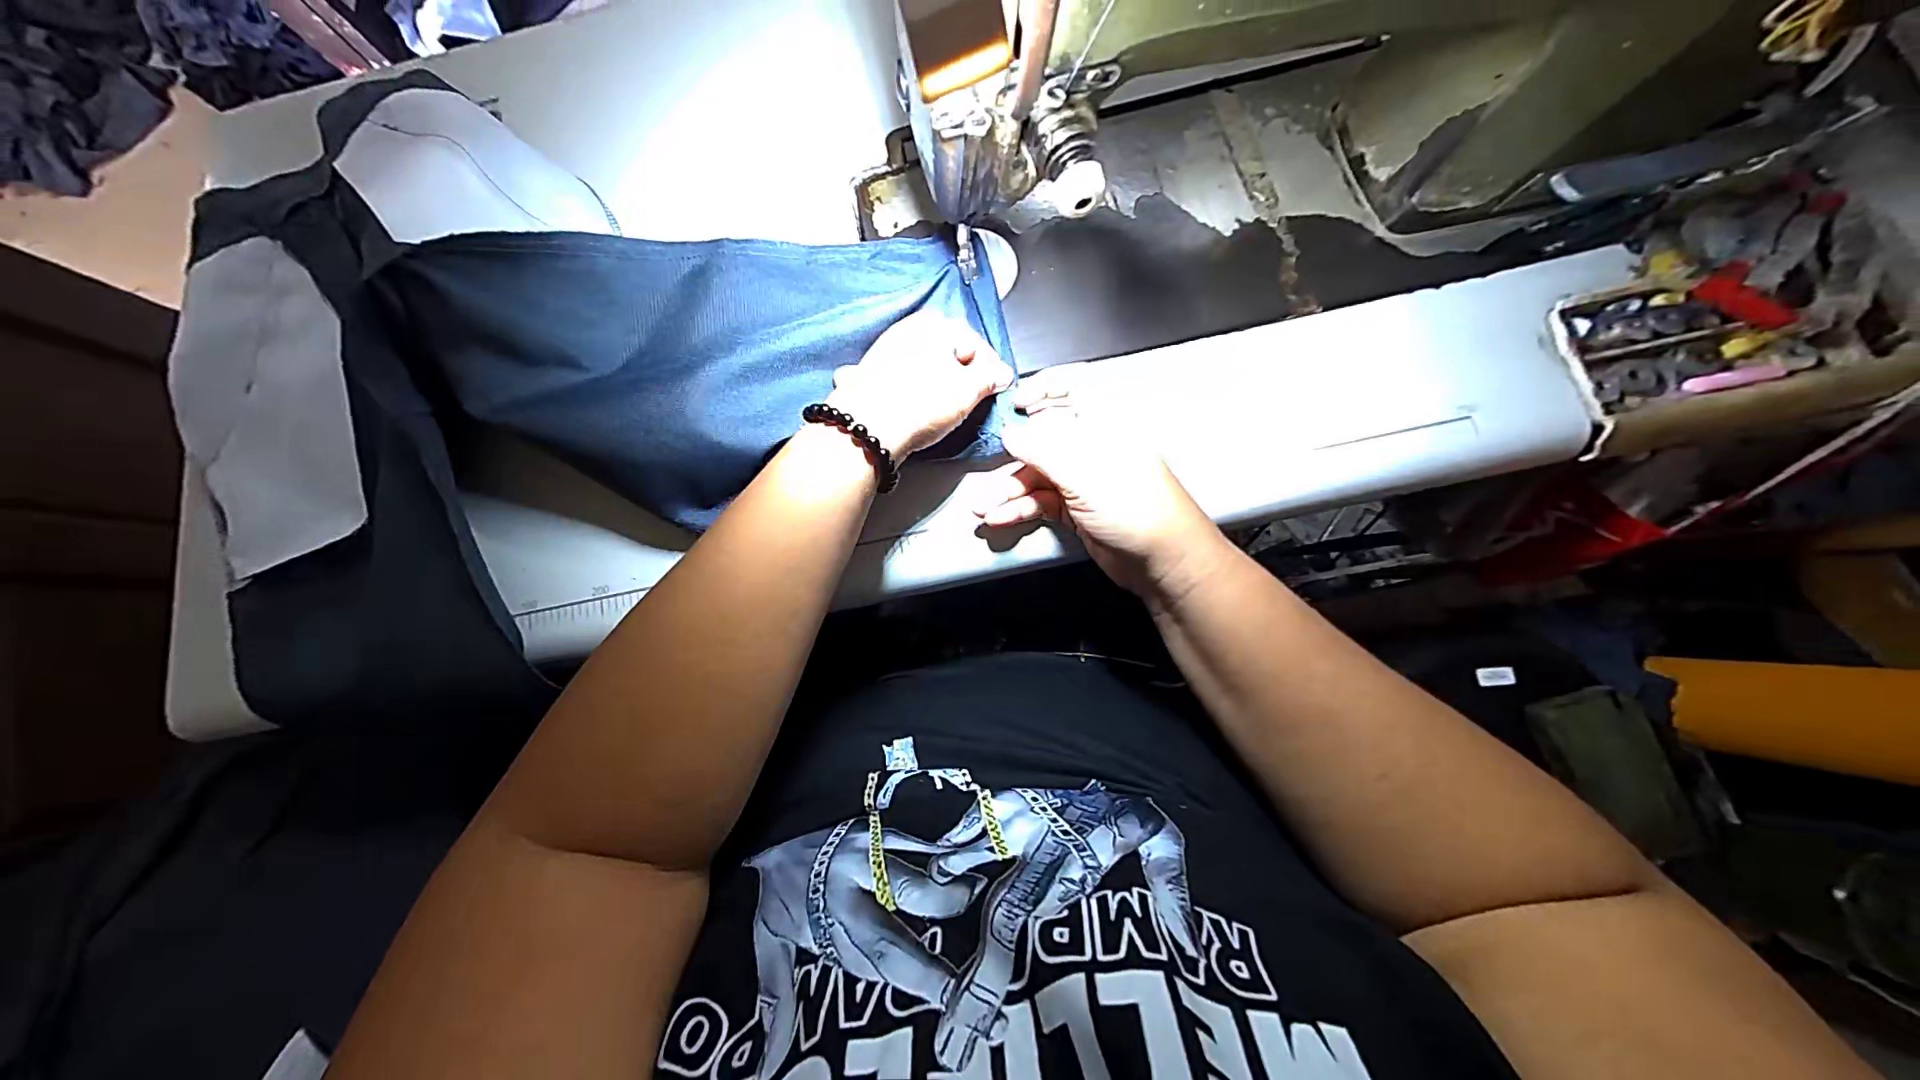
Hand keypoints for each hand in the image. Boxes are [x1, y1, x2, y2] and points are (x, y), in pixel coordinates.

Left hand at [825, 310, 1015, 459]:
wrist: (867, 429)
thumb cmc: (922, 405)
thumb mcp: (969, 391)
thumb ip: (990, 377)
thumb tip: (1001, 374)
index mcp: (934, 324)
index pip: (974, 342)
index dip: (989, 367)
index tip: (994, 387)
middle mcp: (906, 329)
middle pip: (944, 350)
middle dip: (958, 371)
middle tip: (968, 398)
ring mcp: (882, 351)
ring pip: (920, 362)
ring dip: (933, 379)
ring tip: (940, 406)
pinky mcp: (866, 375)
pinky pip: (897, 376)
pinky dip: (907, 386)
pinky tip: (911, 403)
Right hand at [972, 369, 1235, 608]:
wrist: (1162, 560)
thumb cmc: (1139, 508)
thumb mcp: (1085, 471)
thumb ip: (1043, 447)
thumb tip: (1011, 433)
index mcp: (1106, 423)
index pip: (1073, 388)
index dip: (1043, 390)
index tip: (1013, 402)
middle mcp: (1094, 446)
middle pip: (1044, 437)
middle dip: (1011, 455)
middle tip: (985, 468)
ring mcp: (1084, 478)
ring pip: (1037, 474)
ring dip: (1008, 490)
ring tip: (983, 505)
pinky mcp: (1076, 508)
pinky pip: (1040, 500)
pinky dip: (1019, 508)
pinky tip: (1001, 516)